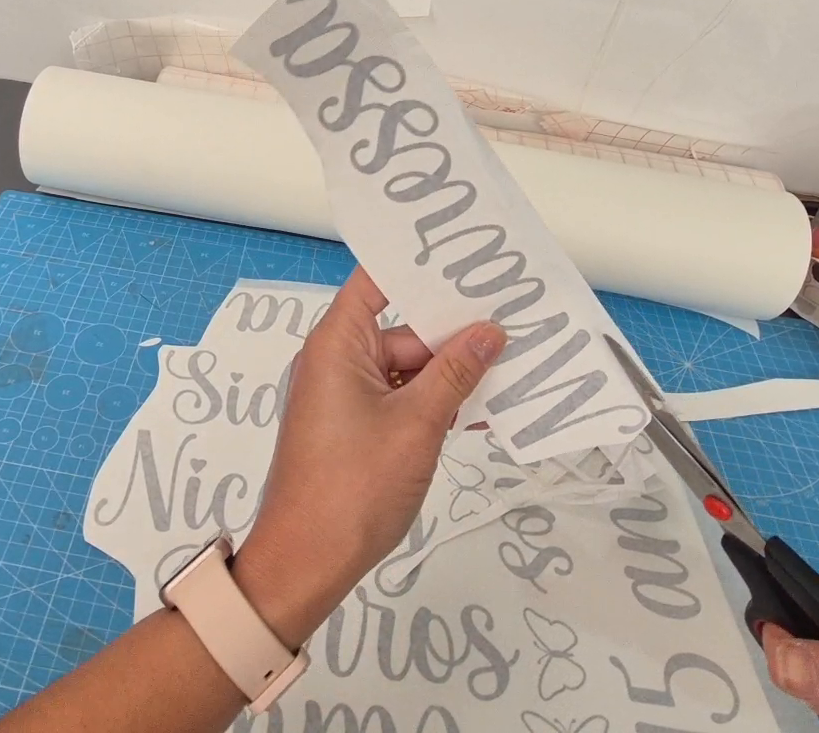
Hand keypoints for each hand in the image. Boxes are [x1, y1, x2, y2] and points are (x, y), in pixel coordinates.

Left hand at [230, 268, 506, 648]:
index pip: (374, 282)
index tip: (463, 258)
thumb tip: (491, 331)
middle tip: (512, 322)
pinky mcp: (352, 425)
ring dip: (449, 374)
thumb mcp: (418, 424)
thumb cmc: (355, 485)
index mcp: (337, 343)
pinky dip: (431, 402)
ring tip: (511, 367)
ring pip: (404, 368)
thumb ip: (457, 373)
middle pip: (400, 328)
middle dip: (451, 332)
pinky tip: (480, 411)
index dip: (415, 266)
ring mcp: (344, 395)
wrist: (307, 560)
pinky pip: (397, 398)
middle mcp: (336, 360)